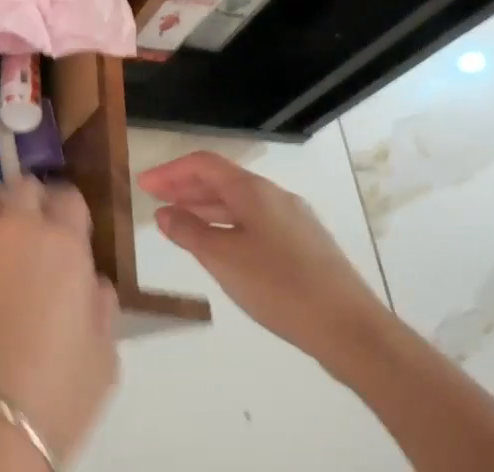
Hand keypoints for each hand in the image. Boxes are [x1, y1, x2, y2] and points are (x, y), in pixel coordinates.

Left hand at [0, 179, 119, 462]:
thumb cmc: (55, 391)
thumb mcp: (103, 354)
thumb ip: (98, 304)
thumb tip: (89, 280)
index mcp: (63, 244)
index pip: (68, 197)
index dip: (69, 211)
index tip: (68, 229)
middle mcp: (15, 228)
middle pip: (21, 186)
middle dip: (28, 201)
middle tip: (29, 229)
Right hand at [144, 151, 389, 362]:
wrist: (351, 330)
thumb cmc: (280, 287)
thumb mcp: (222, 259)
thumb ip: (188, 231)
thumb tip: (164, 212)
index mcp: (254, 191)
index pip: (203, 164)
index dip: (169, 171)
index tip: (143, 185)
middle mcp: (275, 197)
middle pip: (222, 180)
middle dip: (185, 187)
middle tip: (155, 202)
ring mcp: (294, 221)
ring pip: (239, 203)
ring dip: (205, 207)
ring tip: (179, 223)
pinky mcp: (304, 245)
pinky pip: (255, 221)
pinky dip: (227, 224)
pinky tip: (219, 247)